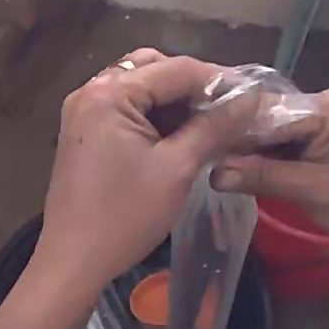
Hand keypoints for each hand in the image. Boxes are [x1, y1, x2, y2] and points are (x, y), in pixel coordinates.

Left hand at [27, 50, 242, 308]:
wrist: (74, 260)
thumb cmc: (125, 216)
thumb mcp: (177, 168)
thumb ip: (215, 127)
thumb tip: (252, 100)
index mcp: (108, 94)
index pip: (176, 68)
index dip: (221, 81)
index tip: (255, 99)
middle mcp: (89, 93)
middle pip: (154, 70)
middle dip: (193, 89)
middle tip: (228, 114)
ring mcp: (81, 114)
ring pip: (139, 90)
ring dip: (174, 104)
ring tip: (209, 129)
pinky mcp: (82, 135)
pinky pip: (124, 111)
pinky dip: (152, 119)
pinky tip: (179, 139)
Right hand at [209, 87, 328, 250]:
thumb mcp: (313, 191)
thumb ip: (262, 178)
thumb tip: (212, 174)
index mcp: (326, 106)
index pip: (263, 112)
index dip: (229, 132)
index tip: (198, 152)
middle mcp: (326, 101)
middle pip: (266, 118)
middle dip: (238, 143)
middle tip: (203, 163)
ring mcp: (328, 117)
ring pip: (274, 131)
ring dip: (251, 152)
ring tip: (217, 169)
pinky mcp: (328, 134)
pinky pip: (286, 141)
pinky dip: (268, 157)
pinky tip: (246, 171)